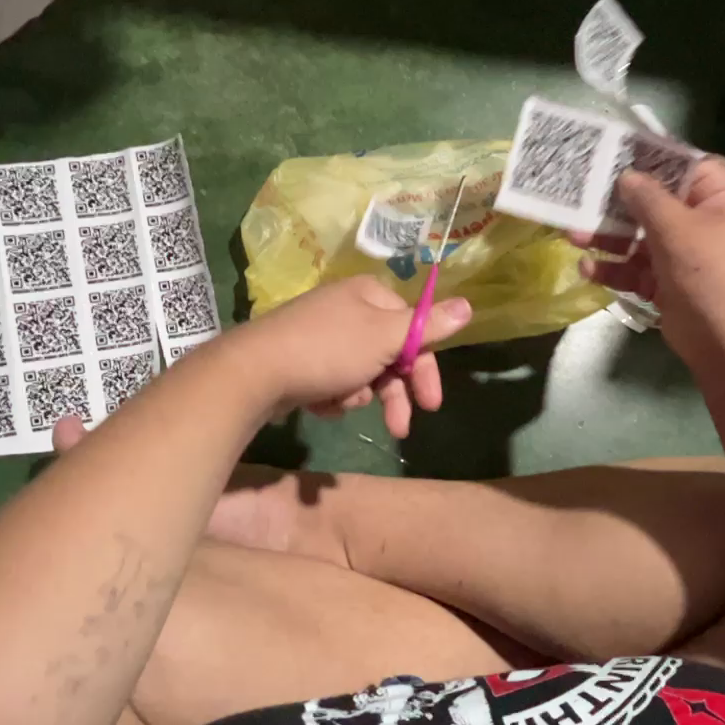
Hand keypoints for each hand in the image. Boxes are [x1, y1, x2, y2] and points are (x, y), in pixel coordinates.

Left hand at [222, 275, 471, 437]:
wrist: (254, 372)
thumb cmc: (328, 350)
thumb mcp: (386, 337)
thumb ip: (428, 326)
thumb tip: (470, 305)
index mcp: (370, 295)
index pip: (414, 330)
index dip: (424, 369)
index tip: (430, 405)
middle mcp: (347, 308)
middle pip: (389, 355)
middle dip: (391, 393)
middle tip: (398, 429)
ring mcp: (321, 333)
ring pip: (362, 372)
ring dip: (358, 394)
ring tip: (340, 403)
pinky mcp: (301, 358)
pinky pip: (333, 380)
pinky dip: (332, 396)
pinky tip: (318, 403)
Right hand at [574, 160, 724, 379]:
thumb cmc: (716, 279)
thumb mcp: (682, 231)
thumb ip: (649, 199)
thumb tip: (626, 176)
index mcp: (722, 197)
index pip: (681, 166)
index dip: (645, 160)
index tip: (606, 155)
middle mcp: (706, 221)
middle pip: (654, 203)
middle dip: (616, 205)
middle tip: (577, 199)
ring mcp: (687, 255)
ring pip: (640, 238)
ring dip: (608, 238)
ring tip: (573, 237)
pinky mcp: (669, 284)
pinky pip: (637, 269)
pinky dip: (615, 268)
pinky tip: (588, 269)